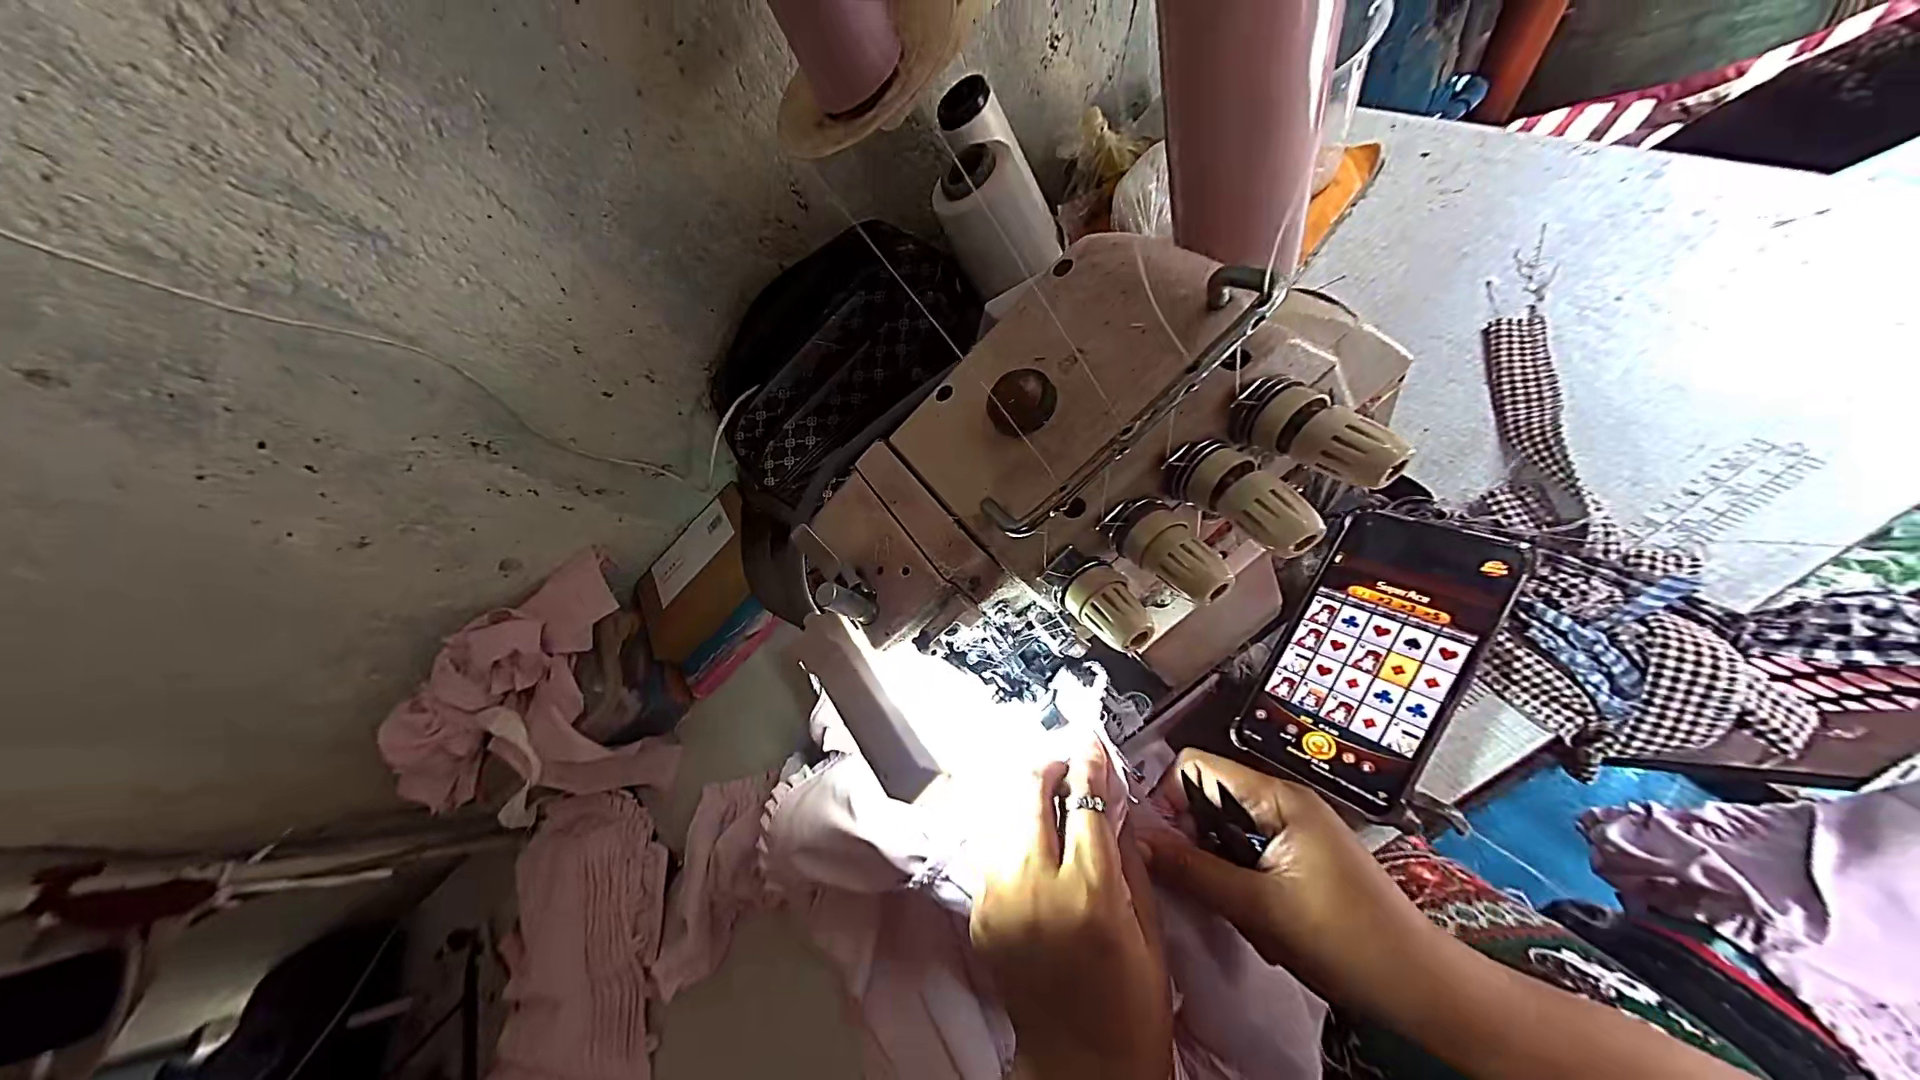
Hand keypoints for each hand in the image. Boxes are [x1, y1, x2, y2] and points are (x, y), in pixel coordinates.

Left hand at [970, 742, 1172, 1079]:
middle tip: (1065, 767)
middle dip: (1049, 771)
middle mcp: (1036, 887)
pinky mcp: (980, 916)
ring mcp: (1000, 900)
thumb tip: (1112, 806)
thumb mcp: (1148, 928)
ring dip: (1029, 806)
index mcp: (1089, 891)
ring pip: (1008, 822)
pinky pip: (996, 858)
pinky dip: (1016, 844)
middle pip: (1031, 797)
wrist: (1079, 1064)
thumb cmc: (1131, 1003)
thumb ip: (1128, 857)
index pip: (1085, 803)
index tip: (1090, 743)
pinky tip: (1034, 851)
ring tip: (1049, 806)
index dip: (1089, 766)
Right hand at [1138, 748, 1448, 1015]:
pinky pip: (1246, 848)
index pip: (1195, 765)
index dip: (1169, 796)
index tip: (1162, 839)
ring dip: (1214, 860)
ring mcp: (1293, 827)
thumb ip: (1193, 869)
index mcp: (1277, 796)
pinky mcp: (1298, 853)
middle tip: (1195, 878)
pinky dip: (1236, 874)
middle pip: (1206, 795)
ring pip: (1223, 826)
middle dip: (1191, 835)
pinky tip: (1250, 909)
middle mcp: (1284, 801)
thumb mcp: (1258, 906)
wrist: (1421, 986)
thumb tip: (1140, 842)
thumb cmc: (1351, 940)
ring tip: (1231, 901)